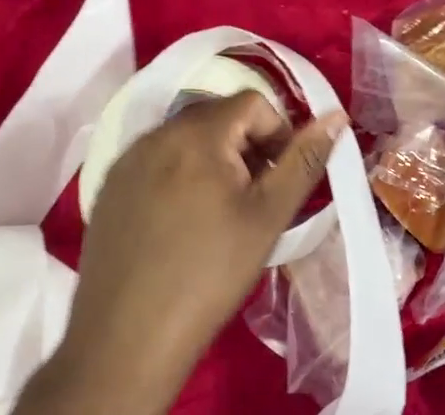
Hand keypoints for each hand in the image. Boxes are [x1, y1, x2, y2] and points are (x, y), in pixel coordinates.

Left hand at [17, 92, 348, 414]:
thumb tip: (337, 116)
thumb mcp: (269, 215)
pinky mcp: (107, 190)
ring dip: (213, 160)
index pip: (253, 102)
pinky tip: (182, 223)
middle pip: (218, 117)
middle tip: (254, 197)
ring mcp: (125, 161)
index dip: (277, 134)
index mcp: (197, 133)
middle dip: (245, 146)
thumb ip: (305, 158)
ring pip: (186, 139)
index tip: (279, 180)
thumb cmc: (210, 272)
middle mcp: (156, 134)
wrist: (126, 341)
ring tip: (220, 212)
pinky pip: (156, 162)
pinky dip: (179, 177)